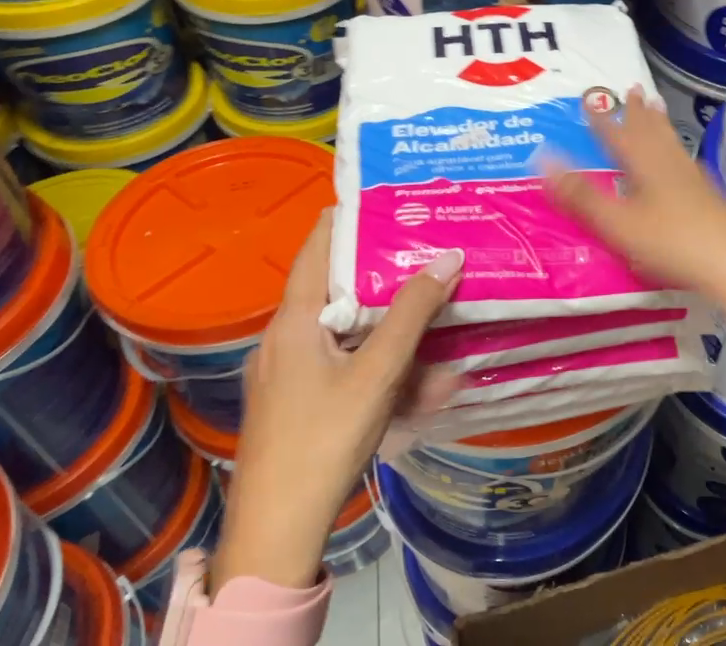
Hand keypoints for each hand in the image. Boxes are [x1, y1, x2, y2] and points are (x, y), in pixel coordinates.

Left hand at [213, 209, 462, 592]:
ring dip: (388, 323)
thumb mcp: (378, 373)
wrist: (276, 528)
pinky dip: (377, 359)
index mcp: (294, 321)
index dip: (349, 216)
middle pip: (336, 287)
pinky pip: (342, 363)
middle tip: (428, 253)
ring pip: (344, 330)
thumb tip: (448, 256)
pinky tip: (415, 378)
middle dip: (384, 272)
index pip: (318, 247)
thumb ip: (412, 314)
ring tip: (433, 315)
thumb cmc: (324, 439)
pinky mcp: (296, 401)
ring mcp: (287, 372)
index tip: (390, 198)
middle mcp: (284, 338)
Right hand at [541, 88, 725, 314]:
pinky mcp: (709, 198)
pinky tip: (682, 161)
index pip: (619, 135)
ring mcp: (694, 181)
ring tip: (656, 109)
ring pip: (671, 144)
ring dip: (659, 125)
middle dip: (638, 112)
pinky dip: (675, 151)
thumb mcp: (618, 224)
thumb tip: (543, 159)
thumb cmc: (672, 243)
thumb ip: (582, 196)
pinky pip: (684, 161)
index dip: (603, 119)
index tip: (589, 99)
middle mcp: (671, 165)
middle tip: (633, 89)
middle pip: (652, 132)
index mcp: (647, 166)